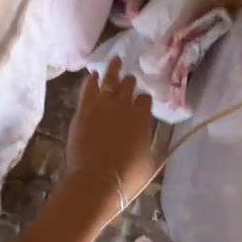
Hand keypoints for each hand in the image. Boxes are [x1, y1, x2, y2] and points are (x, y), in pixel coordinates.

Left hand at [66, 58, 156, 212]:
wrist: (97, 181)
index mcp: (142, 116)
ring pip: (109, 80)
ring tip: (115, 60)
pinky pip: (88, 89)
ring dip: (113, 70)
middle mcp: (123, 105)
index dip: (144, 101)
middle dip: (130, 82)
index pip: (145, 100)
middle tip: (129, 80)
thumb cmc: (128, 177)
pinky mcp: (83, 110)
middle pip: (128, 85)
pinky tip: (92, 75)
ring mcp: (102, 105)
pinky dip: (91, 81)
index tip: (142, 103)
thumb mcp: (151, 162)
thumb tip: (157, 140)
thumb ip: (153, 145)